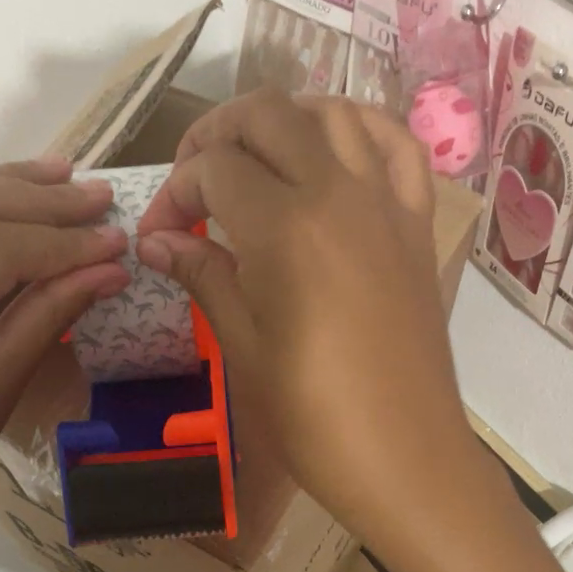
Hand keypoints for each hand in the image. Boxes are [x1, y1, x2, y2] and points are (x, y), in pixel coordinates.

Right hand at [133, 91, 498, 550]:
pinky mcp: (417, 225)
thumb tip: (155, 240)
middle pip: (269, 116)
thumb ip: (203, 276)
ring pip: (333, 113)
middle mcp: (339, 193)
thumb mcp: (245, 349)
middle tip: (194, 184)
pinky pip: (396, 146)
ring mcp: (386, 204)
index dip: (174, 192)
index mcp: (286, 229)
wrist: (404, 458)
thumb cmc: (313, 419)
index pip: (215, 169)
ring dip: (284, 123)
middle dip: (217, 136)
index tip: (159, 236)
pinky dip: (360, 131)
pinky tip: (334, 155)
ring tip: (256, 163)